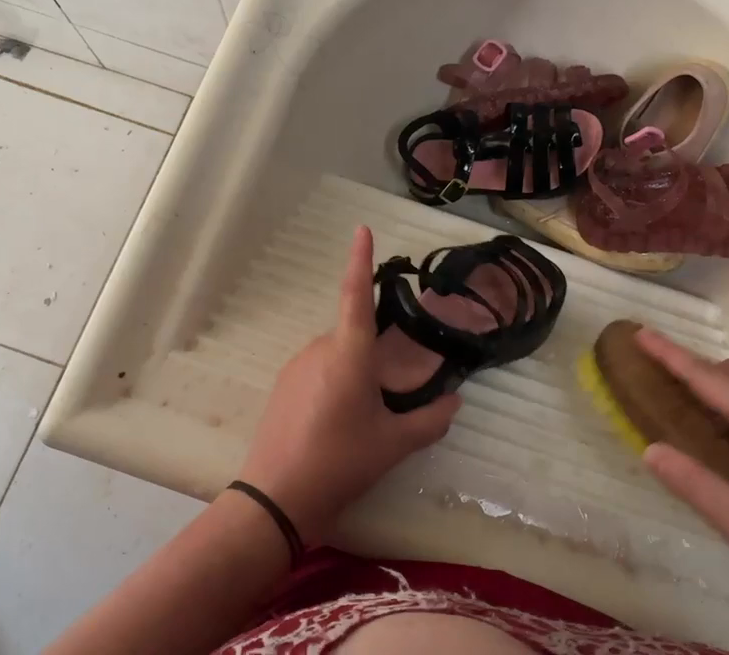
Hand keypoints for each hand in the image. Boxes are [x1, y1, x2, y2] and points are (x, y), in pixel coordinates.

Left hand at [236, 226, 460, 540]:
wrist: (275, 499)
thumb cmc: (340, 463)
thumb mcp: (393, 445)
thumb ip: (429, 420)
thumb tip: (453, 402)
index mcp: (348, 353)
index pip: (357, 294)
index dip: (360, 259)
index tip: (362, 229)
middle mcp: (319, 349)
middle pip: (354, 336)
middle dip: (374, 357)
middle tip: (392, 395)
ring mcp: (296, 367)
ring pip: (336, 356)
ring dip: (354, 374)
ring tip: (365, 421)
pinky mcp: (282, 387)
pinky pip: (318, 373)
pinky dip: (334, 386)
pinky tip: (338, 427)